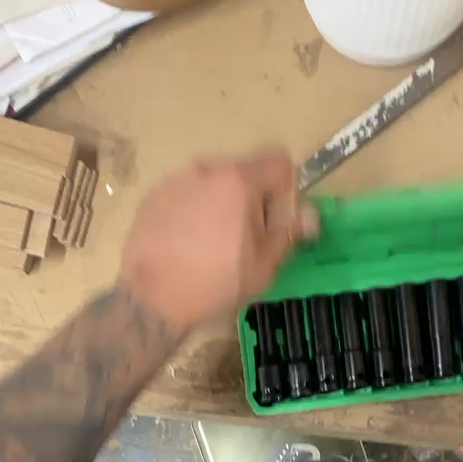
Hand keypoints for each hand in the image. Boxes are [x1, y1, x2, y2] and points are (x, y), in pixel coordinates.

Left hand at [117, 150, 319, 335]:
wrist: (153, 298)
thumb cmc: (216, 283)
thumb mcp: (263, 266)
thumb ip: (289, 233)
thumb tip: (311, 215)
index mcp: (239, 180)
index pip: (279, 163)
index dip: (284, 191)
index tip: (274, 222)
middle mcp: (206, 168)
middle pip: (242, 173)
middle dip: (250, 200)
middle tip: (241, 241)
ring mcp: (175, 180)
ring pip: (211, 184)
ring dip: (218, 205)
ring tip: (209, 245)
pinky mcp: (152, 197)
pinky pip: (184, 196)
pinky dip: (190, 213)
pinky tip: (184, 245)